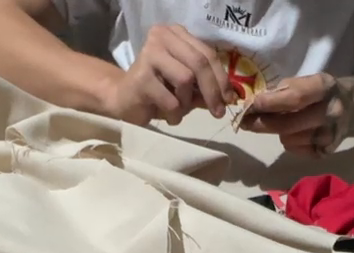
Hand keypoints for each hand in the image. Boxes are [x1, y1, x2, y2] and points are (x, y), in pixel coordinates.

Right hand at [98, 24, 231, 124]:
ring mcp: (150, 54)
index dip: (221, 78)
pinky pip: (171, 100)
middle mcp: (162, 37)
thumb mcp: (185, 89)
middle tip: (218, 112)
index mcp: (176, 35)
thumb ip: (204, 88)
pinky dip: (174, 114)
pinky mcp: (141, 77)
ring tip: (178, 110)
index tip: (230, 100)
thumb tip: (230, 97)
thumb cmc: (157, 93)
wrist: (123, 100)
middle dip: (213, 91)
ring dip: (187, 103)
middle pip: (199, 63)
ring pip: (186, 79)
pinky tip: (167, 115)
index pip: (207, 53)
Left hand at [242, 73, 344, 154]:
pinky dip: (289, 142)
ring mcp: (329, 136)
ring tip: (284, 123)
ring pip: (288, 139)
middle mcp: (330, 113)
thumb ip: (287, 90)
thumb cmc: (325, 93)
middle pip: (287, 124)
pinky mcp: (325, 153)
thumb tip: (257, 104)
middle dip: (263, 123)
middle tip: (246, 121)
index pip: (293, 98)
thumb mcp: (312, 81)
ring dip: (279, 132)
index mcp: (325, 88)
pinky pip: (295, 150)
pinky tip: (296, 134)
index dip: (269, 103)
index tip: (251, 105)